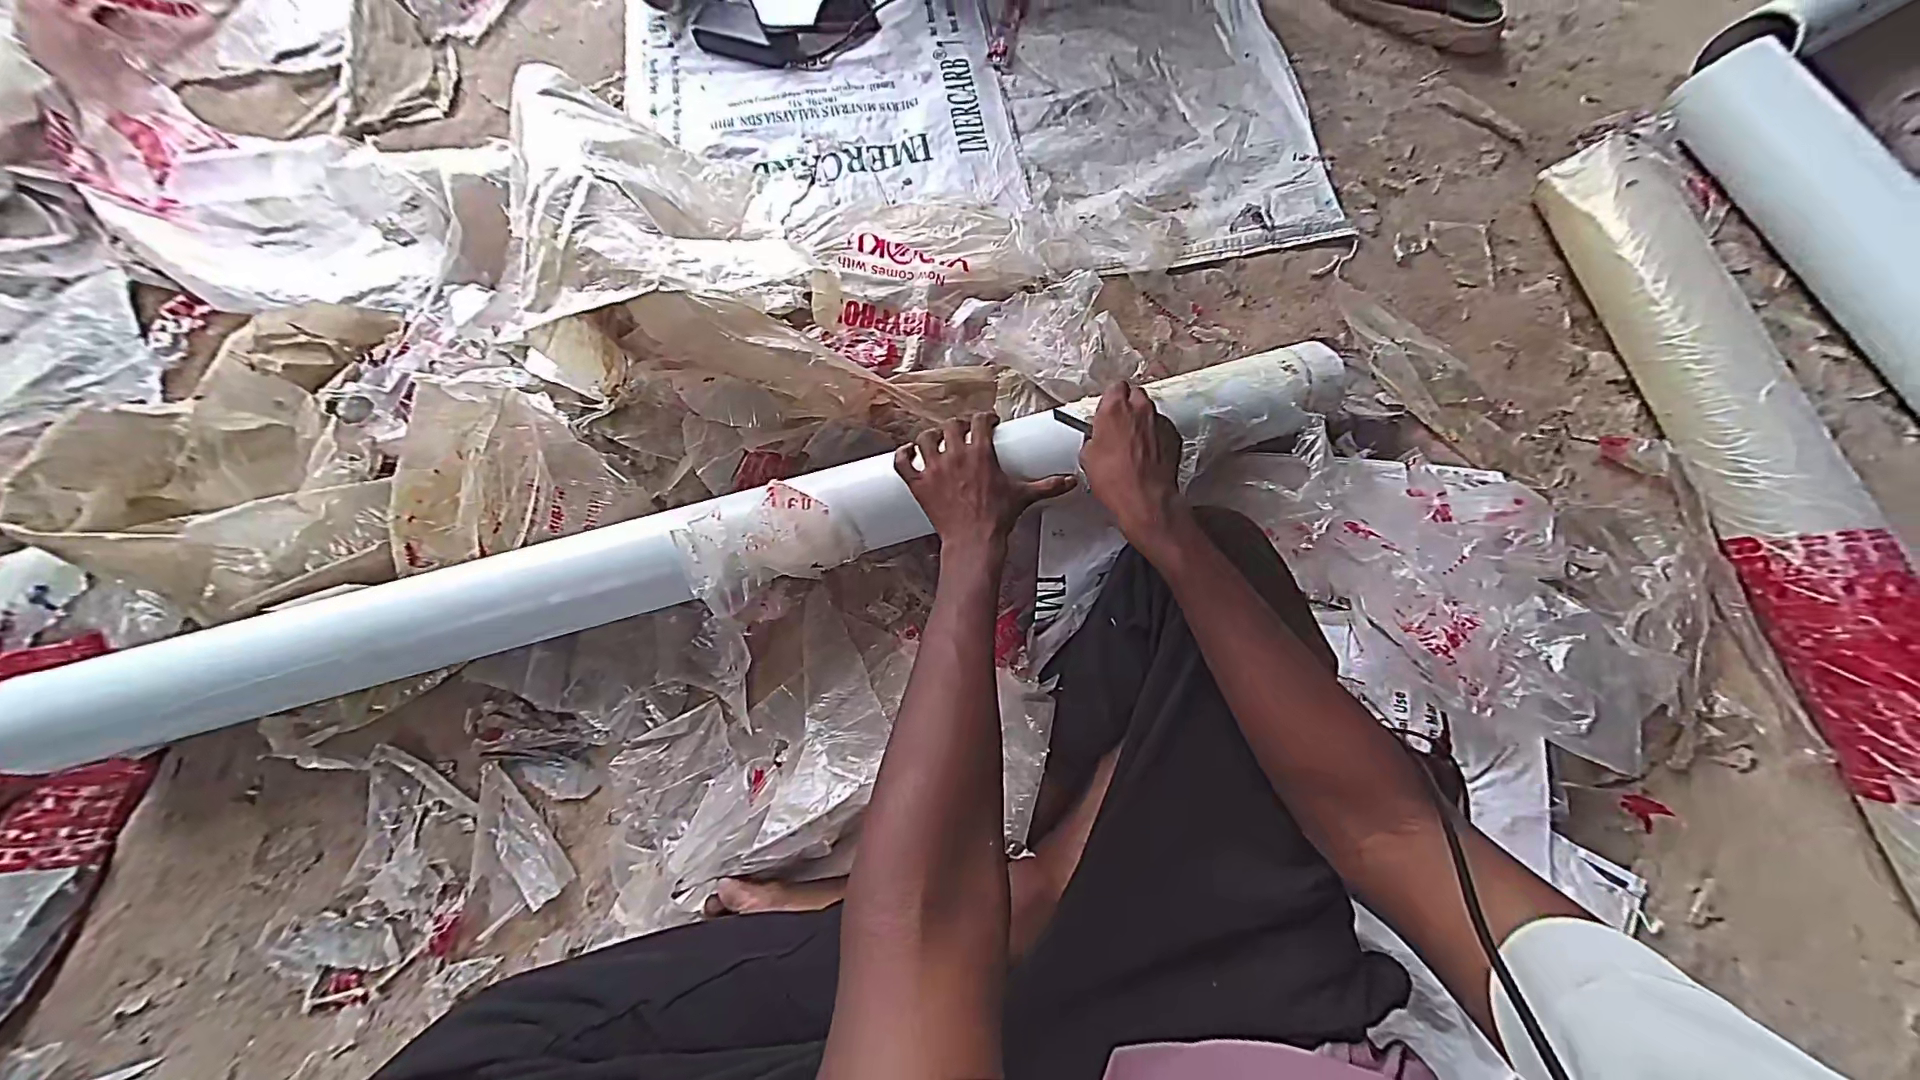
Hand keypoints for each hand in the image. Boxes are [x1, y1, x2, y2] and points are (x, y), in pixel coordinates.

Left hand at [895, 413, 1076, 553]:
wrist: (973, 540)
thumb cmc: (996, 518)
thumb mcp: (1023, 497)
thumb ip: (1047, 485)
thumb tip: (1070, 481)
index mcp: (980, 453)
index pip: (979, 421)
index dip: (984, 418)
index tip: (987, 422)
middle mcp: (955, 455)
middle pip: (951, 426)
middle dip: (957, 426)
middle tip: (961, 432)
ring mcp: (934, 469)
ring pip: (925, 439)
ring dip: (930, 437)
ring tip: (935, 441)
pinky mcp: (918, 484)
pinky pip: (902, 462)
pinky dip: (902, 455)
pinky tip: (908, 454)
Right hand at [1080, 382, 1187, 547]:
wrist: (1145, 497)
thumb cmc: (1117, 478)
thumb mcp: (1088, 458)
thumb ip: (1093, 439)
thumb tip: (1095, 442)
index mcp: (1114, 409)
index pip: (1114, 388)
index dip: (1110, 399)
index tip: (1106, 410)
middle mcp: (1140, 409)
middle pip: (1134, 395)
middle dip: (1127, 407)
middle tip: (1118, 425)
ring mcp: (1159, 422)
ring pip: (1149, 413)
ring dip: (1141, 423)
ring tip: (1132, 444)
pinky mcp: (1173, 436)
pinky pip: (1162, 430)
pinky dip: (1155, 437)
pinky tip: (1145, 455)